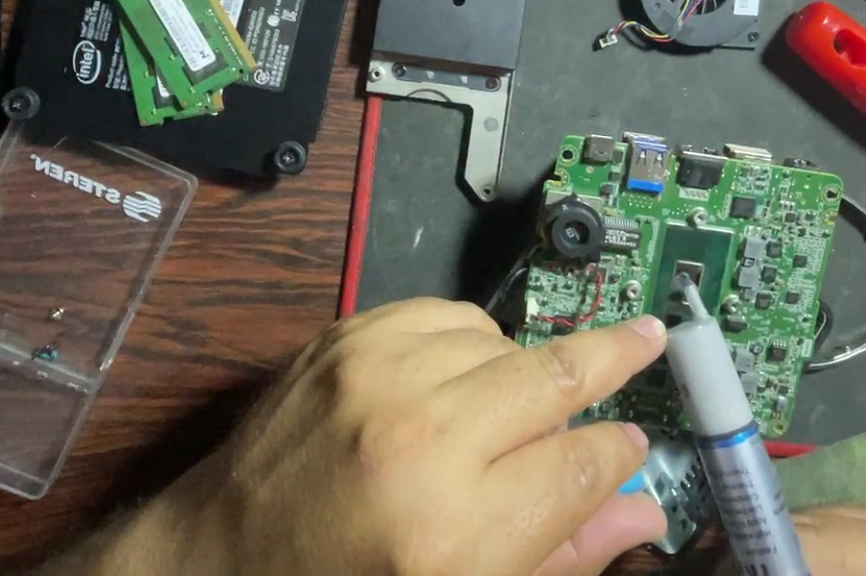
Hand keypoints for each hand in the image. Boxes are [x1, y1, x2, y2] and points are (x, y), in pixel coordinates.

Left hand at [81, 298, 669, 575]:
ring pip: (501, 340)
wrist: (219, 556)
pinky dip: (469, 341)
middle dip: (612, 354)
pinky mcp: (350, 333)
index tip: (637, 438)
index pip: (577, 465)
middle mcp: (420, 438)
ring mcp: (379, 371)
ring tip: (505, 407)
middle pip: (552, 377)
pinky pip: (448, 314)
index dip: (618, 452)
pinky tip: (456, 375)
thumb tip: (642, 505)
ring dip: (520, 367)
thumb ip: (560, 555)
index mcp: (450, 533)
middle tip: (647, 335)